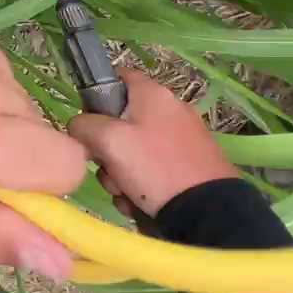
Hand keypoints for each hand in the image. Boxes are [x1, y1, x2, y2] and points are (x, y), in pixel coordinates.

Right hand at [67, 68, 238, 217]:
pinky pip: (153, 167)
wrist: (212, 217)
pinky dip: (142, 183)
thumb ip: (82, 125)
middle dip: (105, 145)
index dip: (94, 94)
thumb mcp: (106, 140)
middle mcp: (172, 111)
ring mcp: (185, 140)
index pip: (115, 75)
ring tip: (125, 192)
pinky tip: (140, 202)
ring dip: (120, 170)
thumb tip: (80, 129)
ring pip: (134, 147)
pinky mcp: (194, 167)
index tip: (87, 120)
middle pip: (121, 118)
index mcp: (154, 94)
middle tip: (106, 165)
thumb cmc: (156, 167)